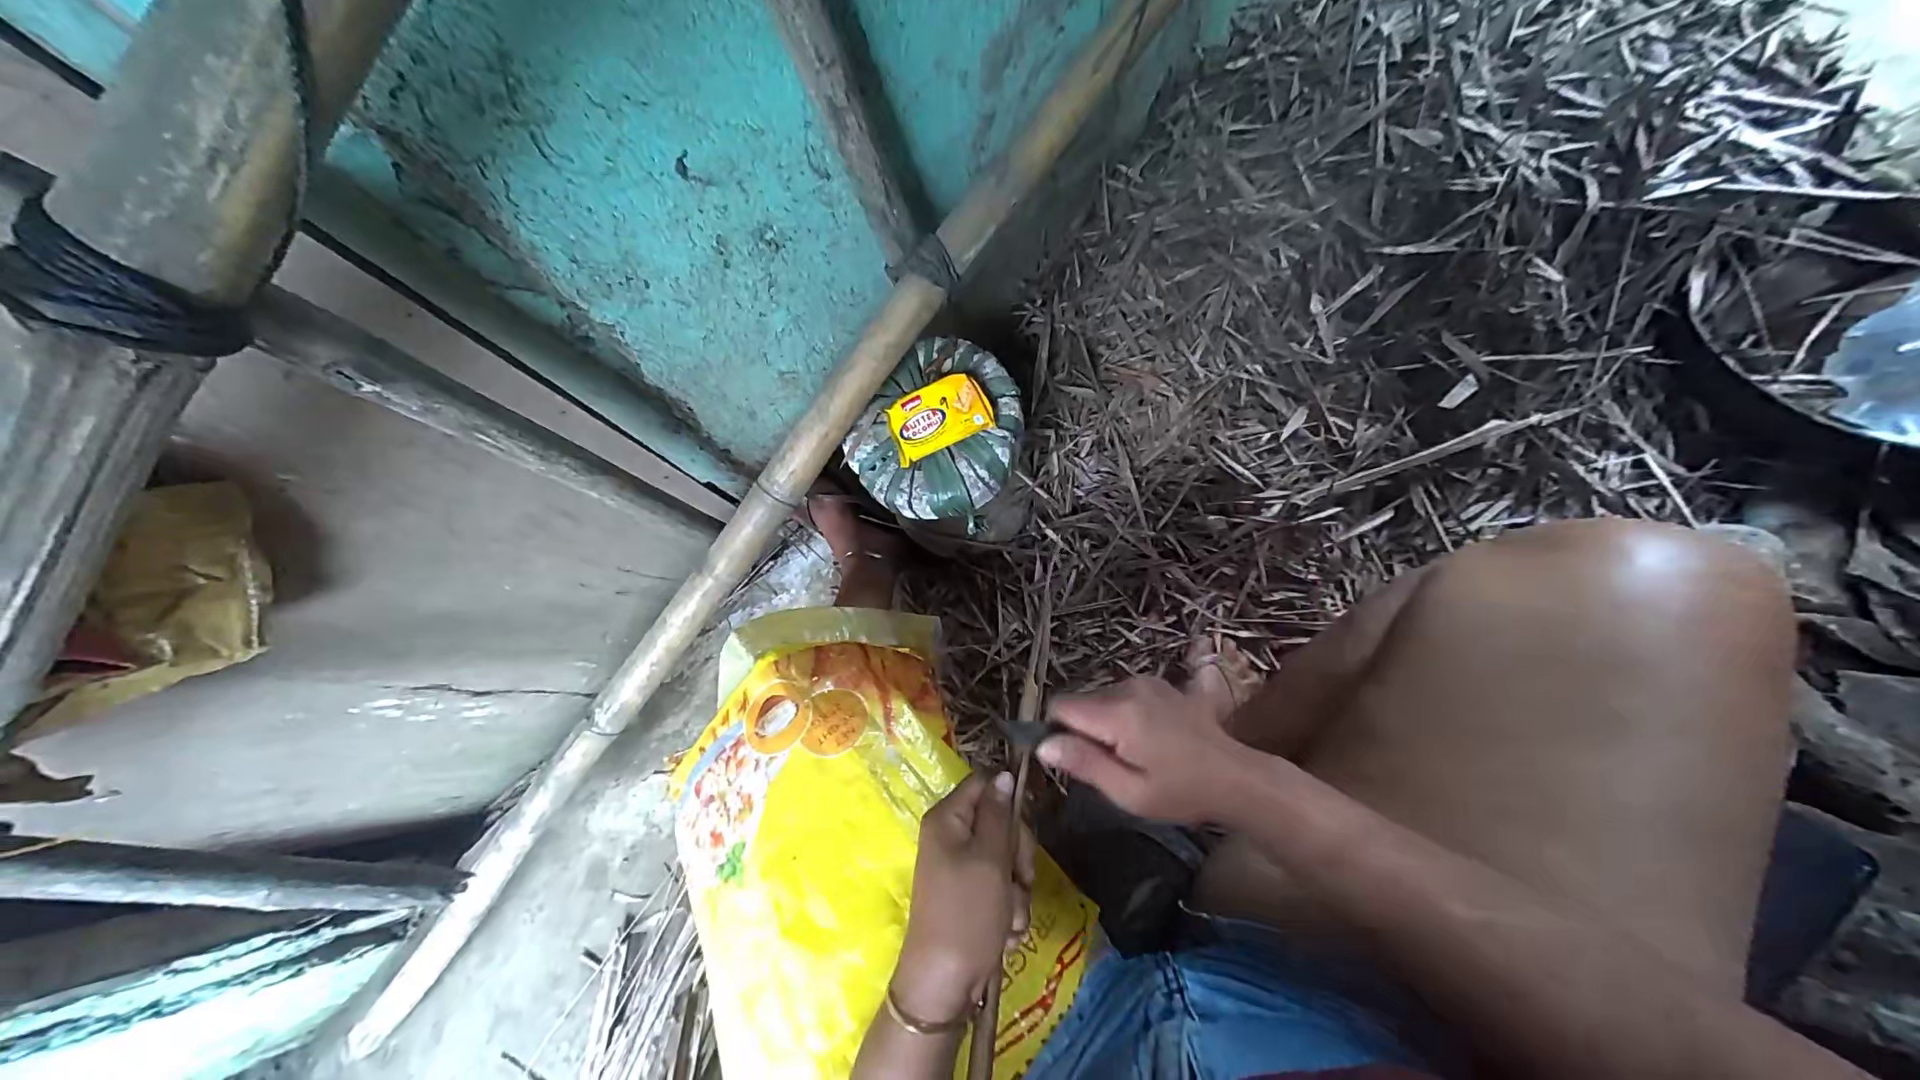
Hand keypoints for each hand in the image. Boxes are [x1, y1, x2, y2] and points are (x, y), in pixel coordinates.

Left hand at [892, 771, 1035, 1024]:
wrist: (944, 984)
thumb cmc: (966, 914)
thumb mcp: (989, 859)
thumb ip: (999, 814)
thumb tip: (1004, 774)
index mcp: (947, 818)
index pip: (986, 783)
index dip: (1010, 799)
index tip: (1028, 824)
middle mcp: (951, 836)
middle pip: (1000, 822)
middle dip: (1017, 855)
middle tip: (1019, 878)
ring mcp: (960, 867)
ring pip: (1006, 859)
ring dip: (1017, 889)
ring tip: (1009, 916)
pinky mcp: (970, 896)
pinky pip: (1001, 888)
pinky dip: (1009, 909)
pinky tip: (1004, 932)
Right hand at [1039, 675, 1256, 824]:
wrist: (1237, 777)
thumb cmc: (1182, 792)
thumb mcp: (1129, 792)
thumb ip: (1084, 764)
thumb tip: (1043, 745)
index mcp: (1118, 713)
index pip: (1060, 705)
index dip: (1056, 731)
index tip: (1074, 758)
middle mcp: (1128, 687)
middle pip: (1081, 702)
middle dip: (1084, 730)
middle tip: (1112, 766)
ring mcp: (1147, 682)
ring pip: (1101, 699)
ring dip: (1105, 724)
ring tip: (1135, 755)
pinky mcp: (1160, 684)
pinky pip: (1123, 695)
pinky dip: (1124, 715)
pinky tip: (1149, 739)